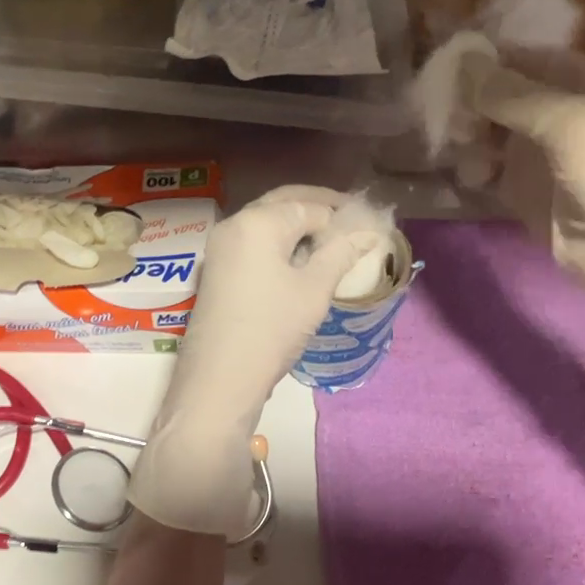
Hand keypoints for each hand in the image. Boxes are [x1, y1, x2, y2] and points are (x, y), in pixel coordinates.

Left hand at [125, 186, 376, 536]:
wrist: (219, 379)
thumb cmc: (271, 329)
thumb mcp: (314, 290)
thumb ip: (341, 253)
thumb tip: (368, 231)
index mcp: (257, 221)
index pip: (309, 205)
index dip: (341, 214)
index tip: (369, 225)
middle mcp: (233, 225)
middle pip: (283, 205)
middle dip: (317, 210)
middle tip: (351, 224)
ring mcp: (219, 248)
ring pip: (266, 224)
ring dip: (297, 228)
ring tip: (331, 245)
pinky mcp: (216, 271)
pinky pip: (253, 244)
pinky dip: (278, 245)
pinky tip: (300, 264)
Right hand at [438, 32, 584, 417]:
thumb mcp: (568, 120)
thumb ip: (510, 92)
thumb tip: (461, 60)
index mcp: (581, 80)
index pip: (519, 57)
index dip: (481, 61)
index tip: (441, 72)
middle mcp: (557, 110)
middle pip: (496, 94)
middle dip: (468, 103)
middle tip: (454, 123)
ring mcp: (537, 153)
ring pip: (484, 131)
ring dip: (466, 137)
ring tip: (465, 154)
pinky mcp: (521, 191)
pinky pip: (485, 169)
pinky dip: (471, 169)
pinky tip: (472, 178)